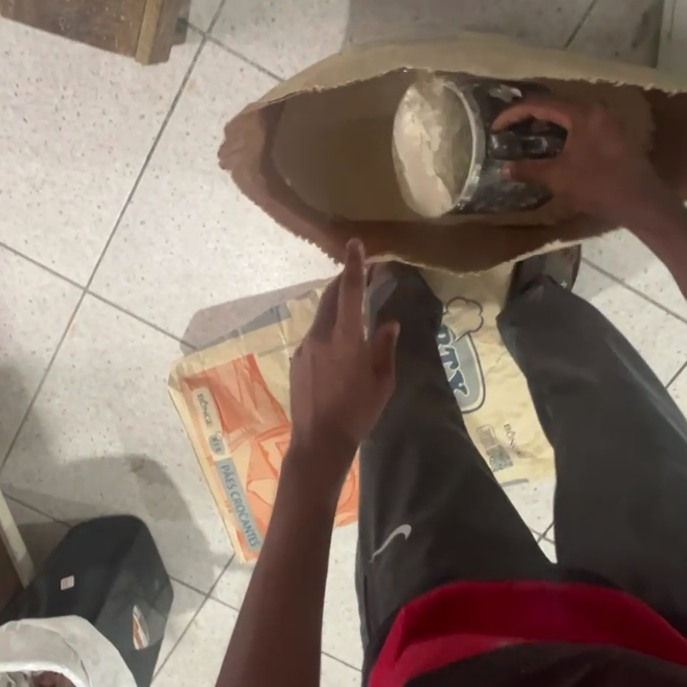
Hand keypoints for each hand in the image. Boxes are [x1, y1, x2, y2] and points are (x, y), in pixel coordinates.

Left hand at [289, 241, 399, 464]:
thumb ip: (384, 348)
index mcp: (346, 339)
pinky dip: (329, 329)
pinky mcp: (297, 360)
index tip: (354, 244)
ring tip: (353, 307)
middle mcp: (321, 336)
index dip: (353, 266)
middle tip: (361, 272)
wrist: (319, 441)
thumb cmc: (358, 413)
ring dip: (337, 306)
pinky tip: (339, 346)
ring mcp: (305, 347)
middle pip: (332, 297)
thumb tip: (389, 324)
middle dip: (345, 281)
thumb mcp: (382, 382)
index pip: (350, 292)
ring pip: (322, 316)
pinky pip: (315, 335)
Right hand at [495, 96, 683, 230]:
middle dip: (528, 115)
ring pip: (568, 113)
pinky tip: (551, 144)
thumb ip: (528, 169)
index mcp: (581, 113)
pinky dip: (561, 129)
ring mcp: (606, 120)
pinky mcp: (612, 132)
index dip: (513, 114)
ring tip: (525, 136)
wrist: (640, 200)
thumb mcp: (558, 178)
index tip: (495, 127)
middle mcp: (595, 109)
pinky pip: (579, 122)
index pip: (539, 104)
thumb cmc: (598, 186)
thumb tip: (504, 169)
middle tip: (508, 128)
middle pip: (554, 103)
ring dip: (545, 122)